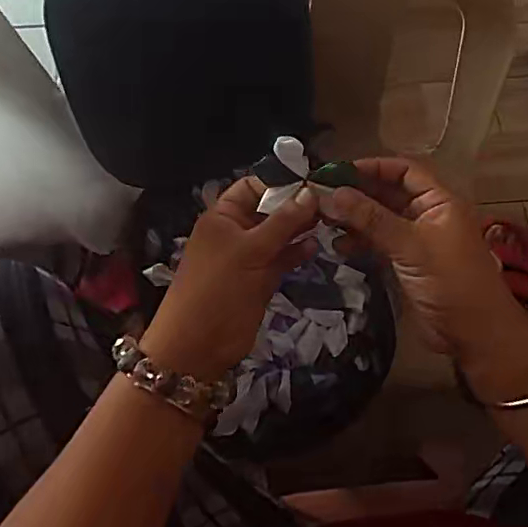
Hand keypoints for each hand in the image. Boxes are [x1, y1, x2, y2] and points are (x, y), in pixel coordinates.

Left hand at [140, 177, 319, 380]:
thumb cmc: (218, 287)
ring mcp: (249, 255)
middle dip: (295, 204)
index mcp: (223, 215)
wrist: (198, 346)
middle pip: (269, 209)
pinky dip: (297, 251)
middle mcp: (236, 231)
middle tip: (329, 200)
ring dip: (300, 227)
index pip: (253, 186)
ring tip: (329, 219)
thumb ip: (282, 222)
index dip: (279, 181)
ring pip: (278, 234)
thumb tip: (310, 193)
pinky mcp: (260, 278)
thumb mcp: (250, 250)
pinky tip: (315, 246)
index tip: (312, 179)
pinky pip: (281, 258)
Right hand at [319, 158, 527, 403]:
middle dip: (357, 193)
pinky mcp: (406, 262)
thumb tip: (333, 194)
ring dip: (354, 218)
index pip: (404, 170)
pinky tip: (338, 246)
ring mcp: (416, 239)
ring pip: (380, 218)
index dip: (373, 167)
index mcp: (439, 201)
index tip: (339, 172)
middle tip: (322, 196)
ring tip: (325, 220)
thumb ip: (371, 219)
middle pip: (388, 193)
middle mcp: (427, 214)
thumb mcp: (411, 246)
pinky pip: (378, 241)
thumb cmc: (451, 281)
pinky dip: (359, 241)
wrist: (476, 336)